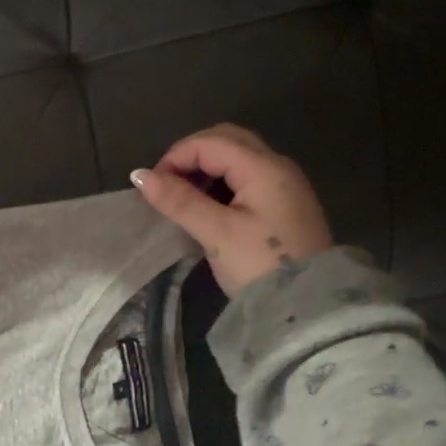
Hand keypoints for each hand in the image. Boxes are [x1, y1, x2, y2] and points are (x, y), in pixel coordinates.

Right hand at [130, 123, 333, 294]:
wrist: (306, 304)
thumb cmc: (259, 264)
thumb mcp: (216, 232)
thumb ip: (179, 201)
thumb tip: (139, 176)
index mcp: (263, 167)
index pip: (211, 142)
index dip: (176, 157)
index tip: (152, 187)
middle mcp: (277, 167)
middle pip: (227, 142)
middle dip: (191, 157)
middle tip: (166, 187)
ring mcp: (283, 186)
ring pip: (237, 159)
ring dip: (205, 171)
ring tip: (182, 200)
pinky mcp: (283, 206)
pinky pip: (246, 180)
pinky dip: (220, 185)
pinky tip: (207, 210)